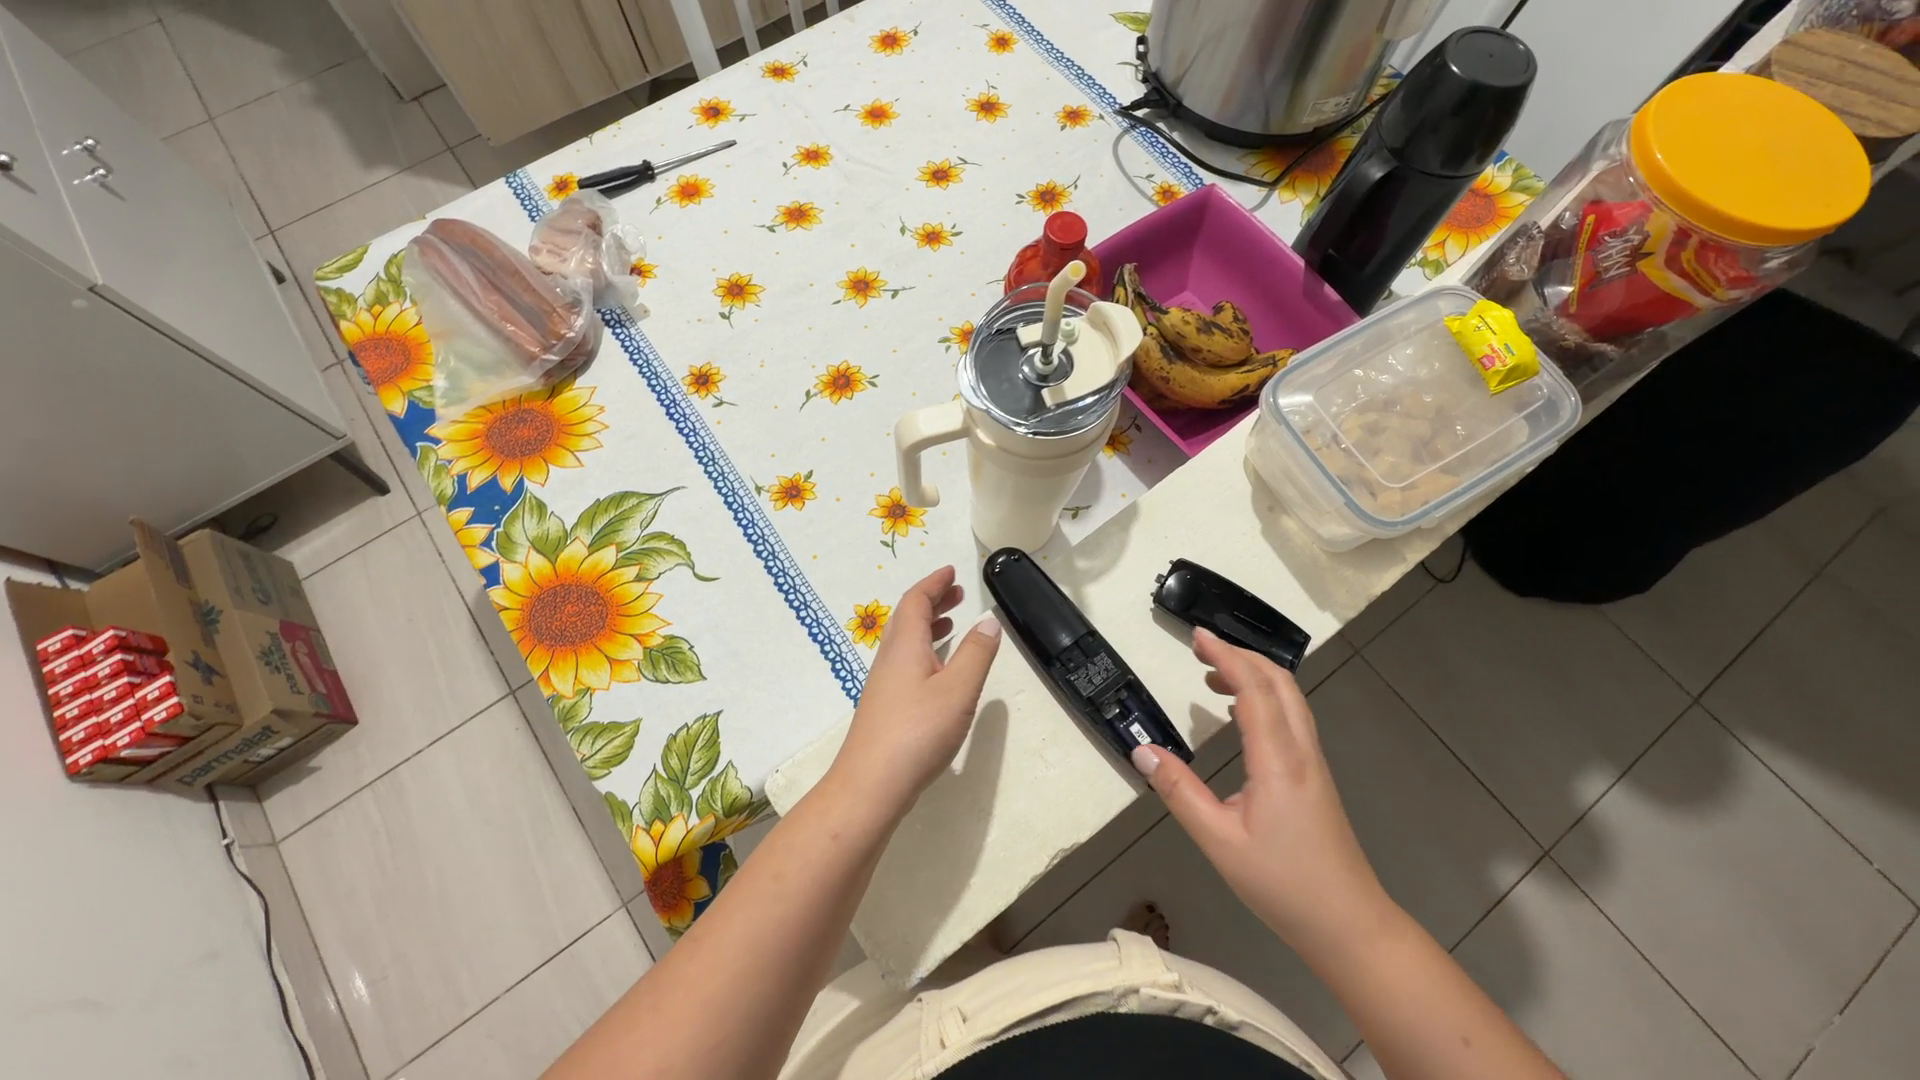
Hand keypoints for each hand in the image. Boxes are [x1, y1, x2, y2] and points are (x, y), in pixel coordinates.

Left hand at [827, 566, 1001, 812]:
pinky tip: (939, 673)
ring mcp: (884, 685)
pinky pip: (905, 663)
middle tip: (958, 594)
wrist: (871, 785)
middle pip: (908, 619)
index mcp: (905, 647)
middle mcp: (890, 659)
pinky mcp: (886, 708)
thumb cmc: (917, 733)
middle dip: (932, 602)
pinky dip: (924, 652)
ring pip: (906, 643)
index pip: (916, 601)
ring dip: (928, 627)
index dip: (934, 583)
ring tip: (952, 625)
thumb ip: (976, 654)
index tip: (952, 571)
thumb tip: (989, 619)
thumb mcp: (958, 690)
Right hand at [1132, 629, 1388, 948]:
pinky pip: (1292, 718)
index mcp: (1278, 761)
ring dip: (1255, 674)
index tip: (1196, 637)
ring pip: (1290, 698)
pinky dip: (1265, 697)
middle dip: (1241, 655)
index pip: (1254, 689)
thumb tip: (1142, 752)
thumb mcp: (1219, 842)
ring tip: (1213, 674)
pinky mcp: (1315, 776)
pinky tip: (1241, 713)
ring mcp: (1313, 762)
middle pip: (1279, 682)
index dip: (1226, 657)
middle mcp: (1301, 751)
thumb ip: (1180, 793)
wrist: (1347, 921)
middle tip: (1200, 647)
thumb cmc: (1282, 883)